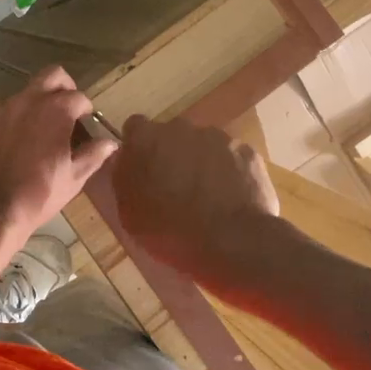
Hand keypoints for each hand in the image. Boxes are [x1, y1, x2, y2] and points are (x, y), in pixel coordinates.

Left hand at [0, 67, 117, 239]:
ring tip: (29, 132)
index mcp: (56, 110)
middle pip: (51, 75)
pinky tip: (3, 140)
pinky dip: (3, 119)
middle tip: (63, 109)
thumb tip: (110, 142)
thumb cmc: (38, 194)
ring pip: (21, 94)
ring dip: (30, 106)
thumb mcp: (73, 178)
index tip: (84, 122)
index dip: (84, 109)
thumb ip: (93, 154)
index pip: (79, 97)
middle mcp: (28, 98)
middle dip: (62, 87)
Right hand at [110, 114, 293, 289]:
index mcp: (144, 138)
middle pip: (171, 135)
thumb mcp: (128, 211)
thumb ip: (124, 178)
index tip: (143, 170)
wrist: (233, 242)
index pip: (135, 129)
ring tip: (208, 199)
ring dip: (201, 163)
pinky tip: (232, 200)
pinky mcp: (246, 152)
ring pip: (203, 145)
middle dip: (171, 154)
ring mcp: (216, 137)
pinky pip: (231, 158)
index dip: (139, 149)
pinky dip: (229, 173)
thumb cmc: (170, 230)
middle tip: (175, 188)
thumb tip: (127, 163)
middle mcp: (178, 127)